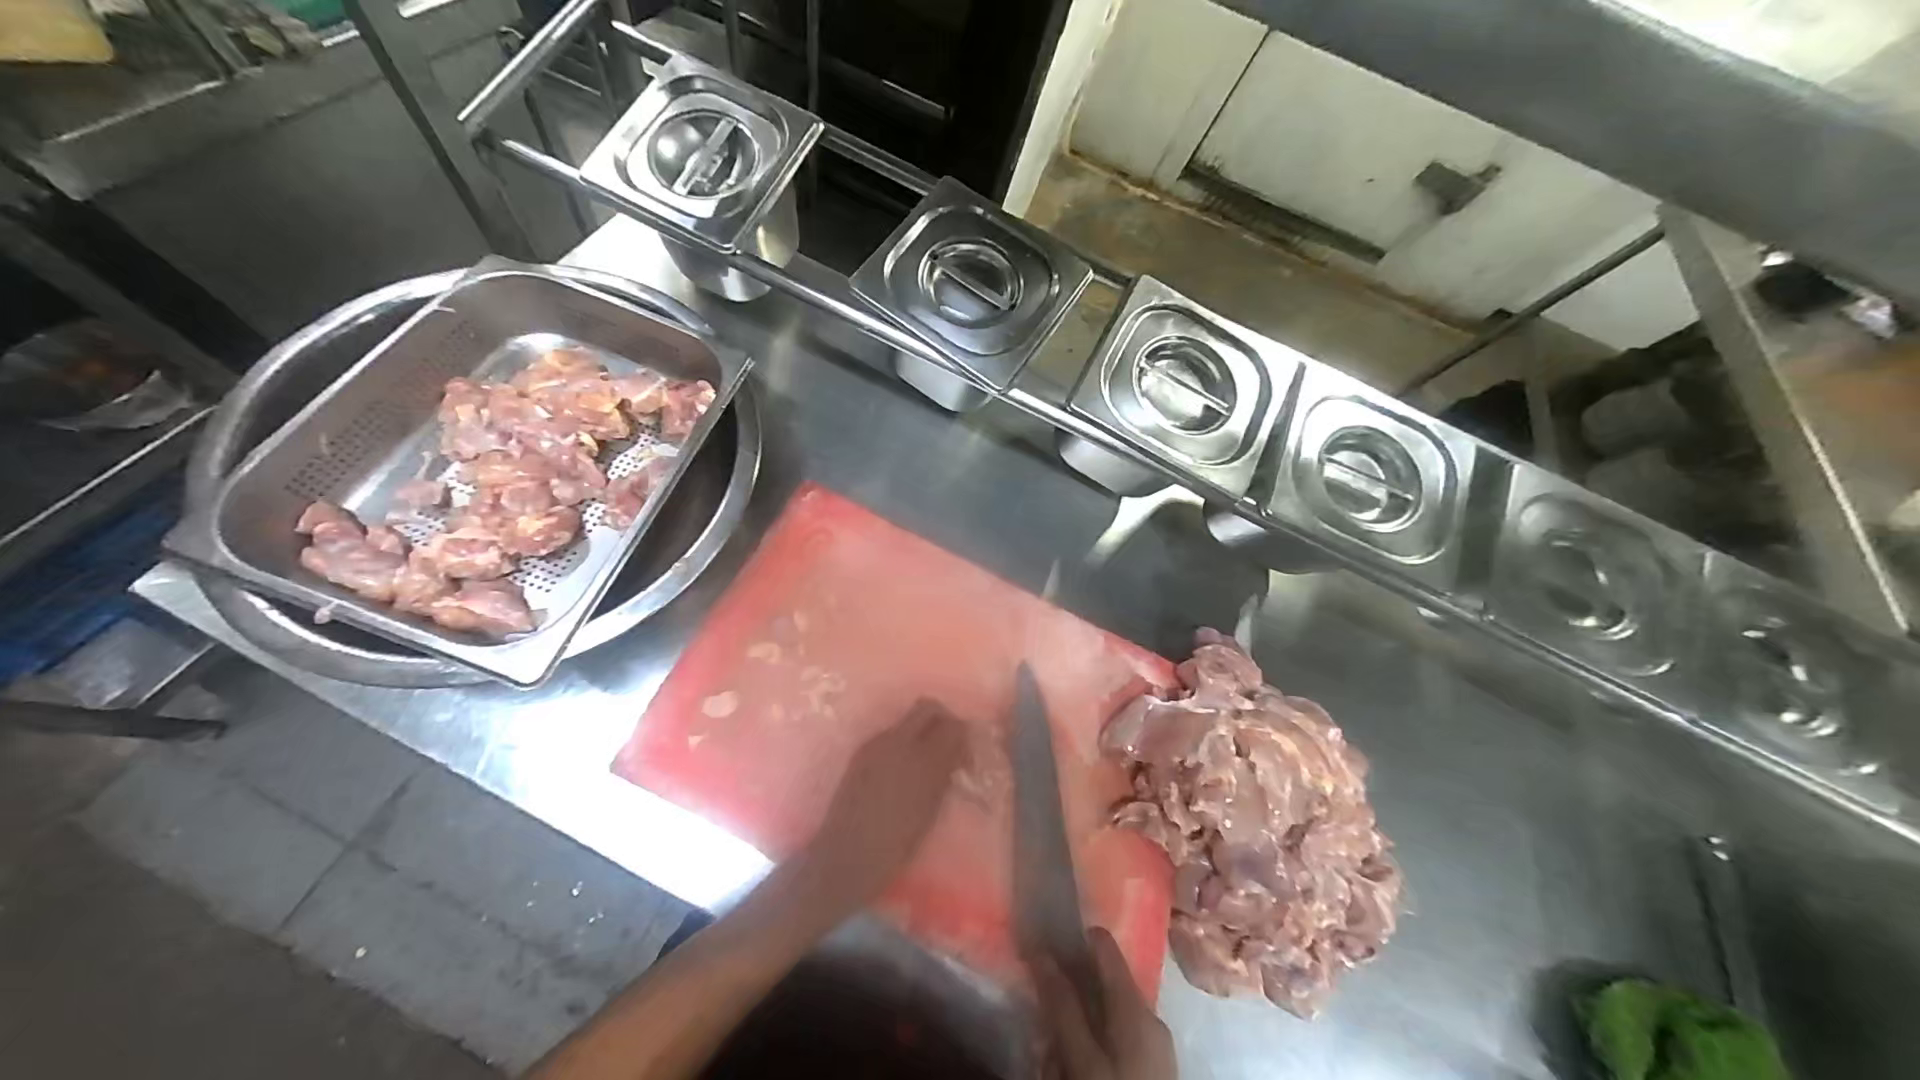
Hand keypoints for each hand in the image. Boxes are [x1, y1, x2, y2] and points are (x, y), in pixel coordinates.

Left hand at [800, 699, 968, 911]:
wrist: (846, 856)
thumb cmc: (896, 844)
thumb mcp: (931, 808)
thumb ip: (944, 772)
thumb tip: (956, 750)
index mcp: (923, 759)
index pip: (953, 725)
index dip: (963, 734)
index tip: (965, 753)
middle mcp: (898, 741)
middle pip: (927, 708)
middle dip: (942, 719)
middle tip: (948, 745)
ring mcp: (875, 744)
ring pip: (906, 720)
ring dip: (921, 730)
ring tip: (925, 761)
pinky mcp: (860, 753)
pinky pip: (889, 735)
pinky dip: (902, 742)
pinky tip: (902, 770)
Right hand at [1034, 928, 1176, 1079]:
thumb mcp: (1082, 1059)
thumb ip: (1062, 1005)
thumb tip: (1040, 951)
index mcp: (1136, 1007)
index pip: (1103, 946)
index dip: (1072, 937)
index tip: (1041, 939)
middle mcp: (1150, 1017)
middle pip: (1101, 982)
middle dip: (1067, 991)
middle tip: (1039, 1012)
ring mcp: (1154, 1046)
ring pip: (1104, 1014)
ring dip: (1075, 1025)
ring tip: (1051, 1053)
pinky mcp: (1151, 1069)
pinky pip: (1113, 1041)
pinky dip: (1090, 1045)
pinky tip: (1071, 1067)